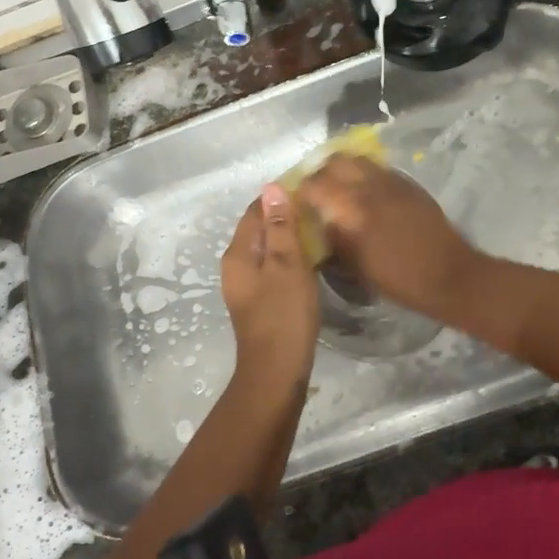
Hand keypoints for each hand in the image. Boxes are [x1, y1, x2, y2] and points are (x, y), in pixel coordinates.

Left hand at [221, 184, 318, 389]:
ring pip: (269, 251)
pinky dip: (292, 261)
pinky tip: (313, 264)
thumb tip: (272, 188)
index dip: (280, 198)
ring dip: (291, 240)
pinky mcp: (261, 302)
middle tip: (321, 212)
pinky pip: (275, 270)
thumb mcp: (287, 266)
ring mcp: (248, 286)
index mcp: (238, 254)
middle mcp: (236, 266)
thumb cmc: (283, 315)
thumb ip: (280, 227)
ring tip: (322, 233)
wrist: (277, 370)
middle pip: (261, 230)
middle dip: (287, 218)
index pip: (256, 211)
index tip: (311, 192)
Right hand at [296, 156, 485, 315]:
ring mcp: (393, 181)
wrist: (447, 274)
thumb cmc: (399, 279)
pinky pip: (380, 169)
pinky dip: (366, 175)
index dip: (302, 190)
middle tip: (319, 189)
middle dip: (322, 172)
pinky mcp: (410, 184)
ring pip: (359, 160)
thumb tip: (320, 220)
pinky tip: (367, 193)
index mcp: (353, 209)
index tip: (297, 200)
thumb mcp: (356, 264)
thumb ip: (334, 236)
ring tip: (342, 187)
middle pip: (336, 161)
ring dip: (345, 169)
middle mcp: (370, 187)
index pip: (315, 185)